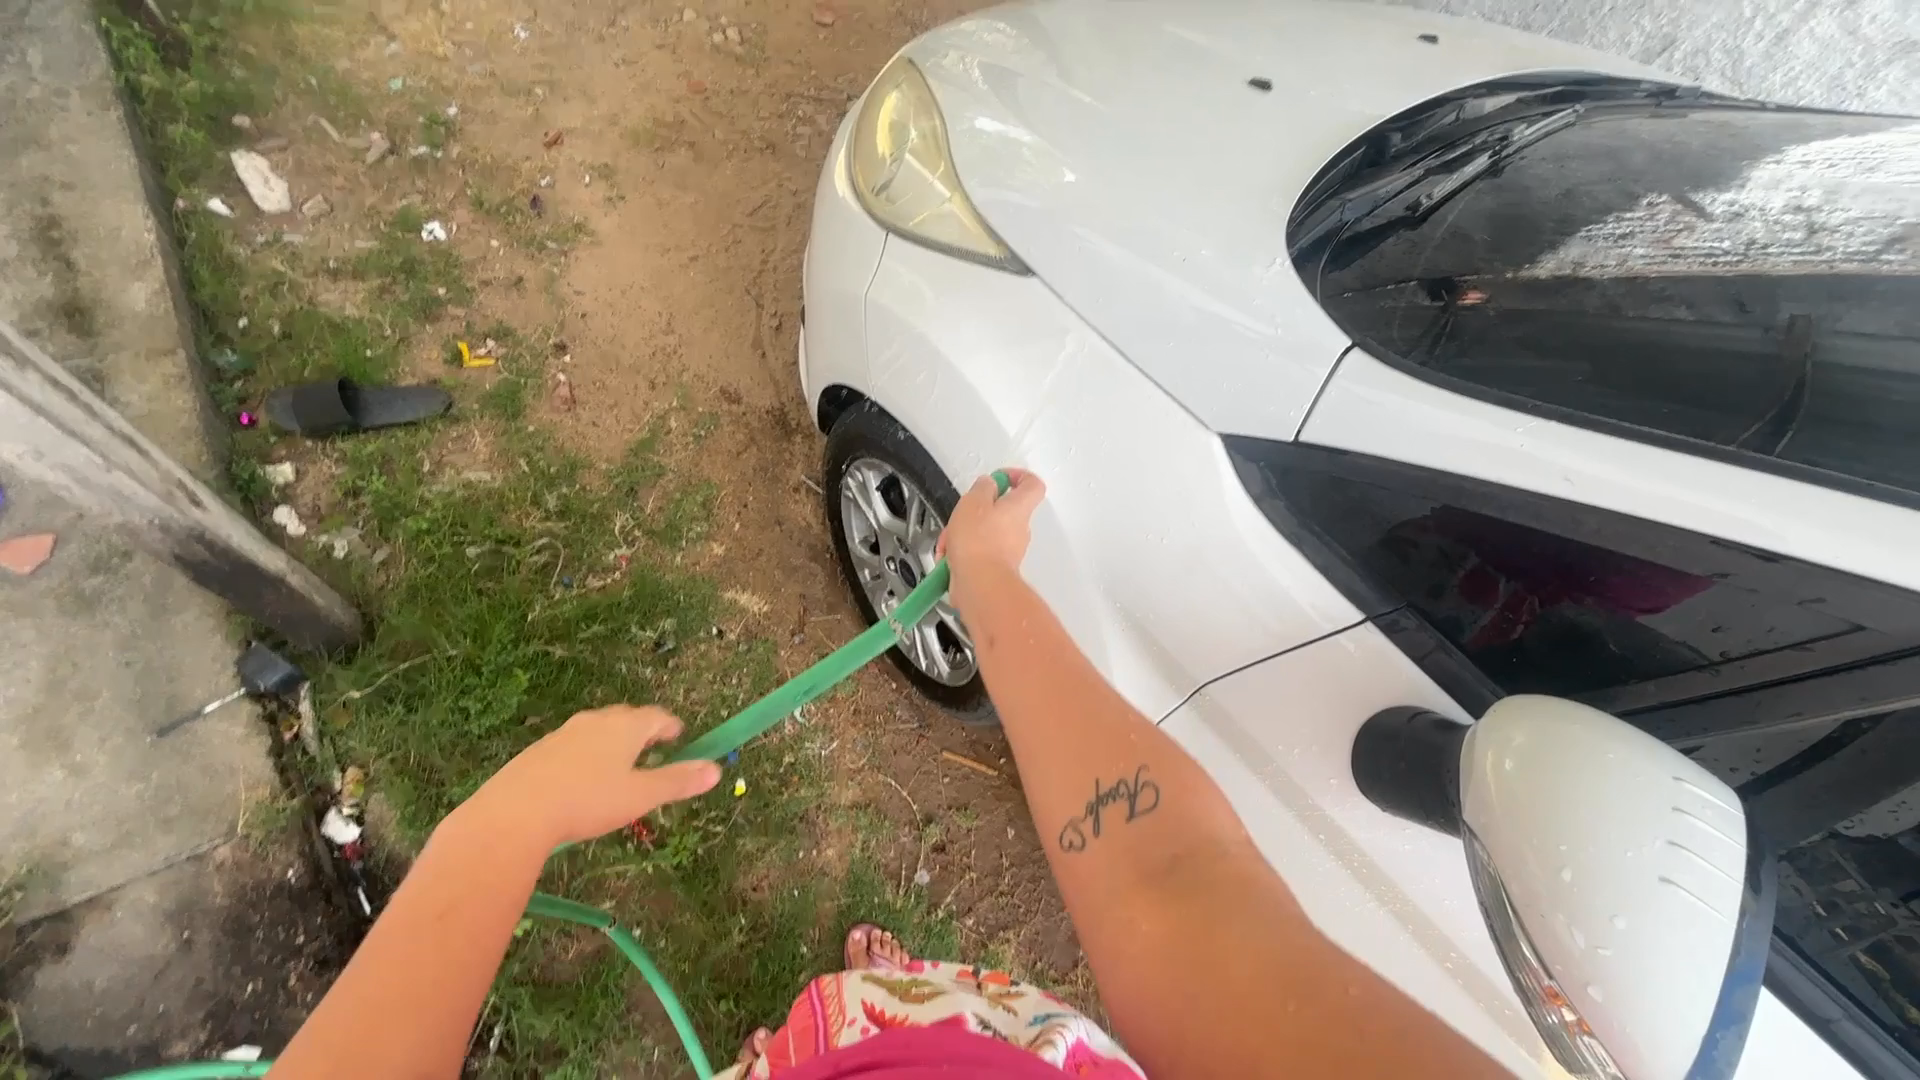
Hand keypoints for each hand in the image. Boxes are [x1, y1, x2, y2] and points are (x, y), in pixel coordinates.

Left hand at [458, 705, 720, 848]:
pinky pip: (573, 746)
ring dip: (613, 742)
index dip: (671, 726)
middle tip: (653, 748)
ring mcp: (564, 734)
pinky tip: (581, 781)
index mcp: (626, 727)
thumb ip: (678, 781)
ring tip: (618, 765)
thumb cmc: (588, 801)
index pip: (657, 717)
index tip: (680, 736)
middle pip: (627, 718)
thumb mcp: (641, 795)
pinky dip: (586, 755)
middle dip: (643, 730)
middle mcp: (596, 721)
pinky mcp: (539, 752)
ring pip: (598, 731)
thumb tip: (716, 770)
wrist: (514, 813)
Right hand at [939, 468, 1045, 616]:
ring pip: (985, 533)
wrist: (979, 584)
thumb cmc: (978, 541)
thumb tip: (987, 484)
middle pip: (1002, 511)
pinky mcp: (995, 568)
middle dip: (976, 512)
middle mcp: (1019, 529)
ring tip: (948, 542)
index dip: (1018, 476)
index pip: (1032, 484)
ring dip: (963, 535)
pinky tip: (948, 559)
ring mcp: (1009, 551)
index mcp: (1019, 508)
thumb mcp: (974, 501)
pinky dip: (962, 554)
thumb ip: (983, 487)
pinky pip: (978, 554)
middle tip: (961, 515)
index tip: (998, 478)